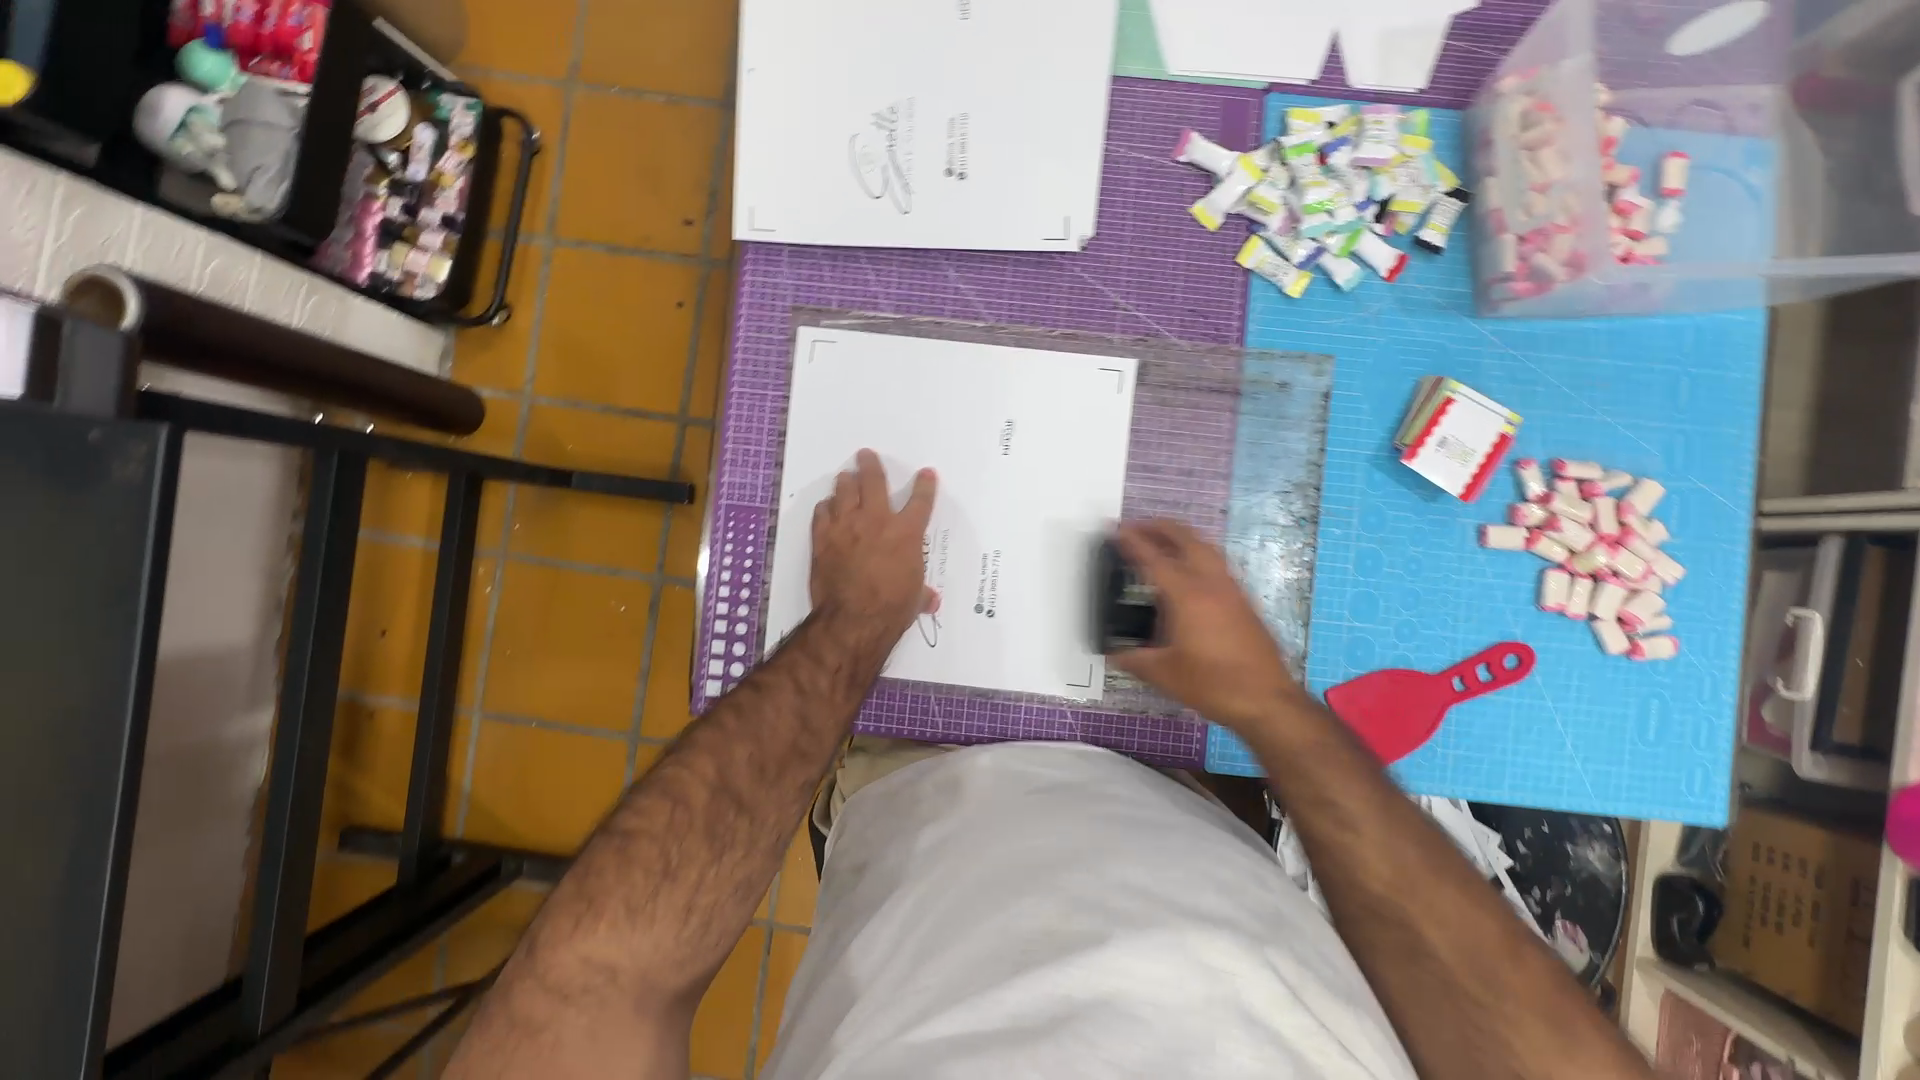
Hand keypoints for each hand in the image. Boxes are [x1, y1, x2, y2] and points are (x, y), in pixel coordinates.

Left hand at [809, 449, 938, 641]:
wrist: (854, 619)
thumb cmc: (892, 609)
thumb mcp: (914, 599)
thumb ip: (922, 593)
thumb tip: (930, 600)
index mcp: (906, 534)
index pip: (920, 502)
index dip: (924, 486)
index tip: (926, 474)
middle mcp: (877, 521)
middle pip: (874, 482)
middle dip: (870, 465)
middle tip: (865, 455)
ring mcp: (847, 527)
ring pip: (844, 491)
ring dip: (845, 482)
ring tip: (845, 476)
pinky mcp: (822, 538)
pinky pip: (822, 513)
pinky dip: (825, 508)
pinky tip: (826, 507)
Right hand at [1108, 520, 1303, 730]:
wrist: (1267, 700)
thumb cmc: (1213, 685)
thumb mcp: (1164, 674)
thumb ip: (1134, 660)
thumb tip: (1114, 653)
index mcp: (1187, 596)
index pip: (1154, 559)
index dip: (1133, 541)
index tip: (1116, 529)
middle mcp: (1211, 584)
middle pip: (1185, 539)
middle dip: (1159, 527)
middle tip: (1137, 526)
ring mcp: (1232, 590)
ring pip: (1206, 548)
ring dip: (1181, 537)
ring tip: (1162, 540)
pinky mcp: (1244, 601)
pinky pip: (1217, 564)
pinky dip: (1197, 554)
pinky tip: (1189, 571)